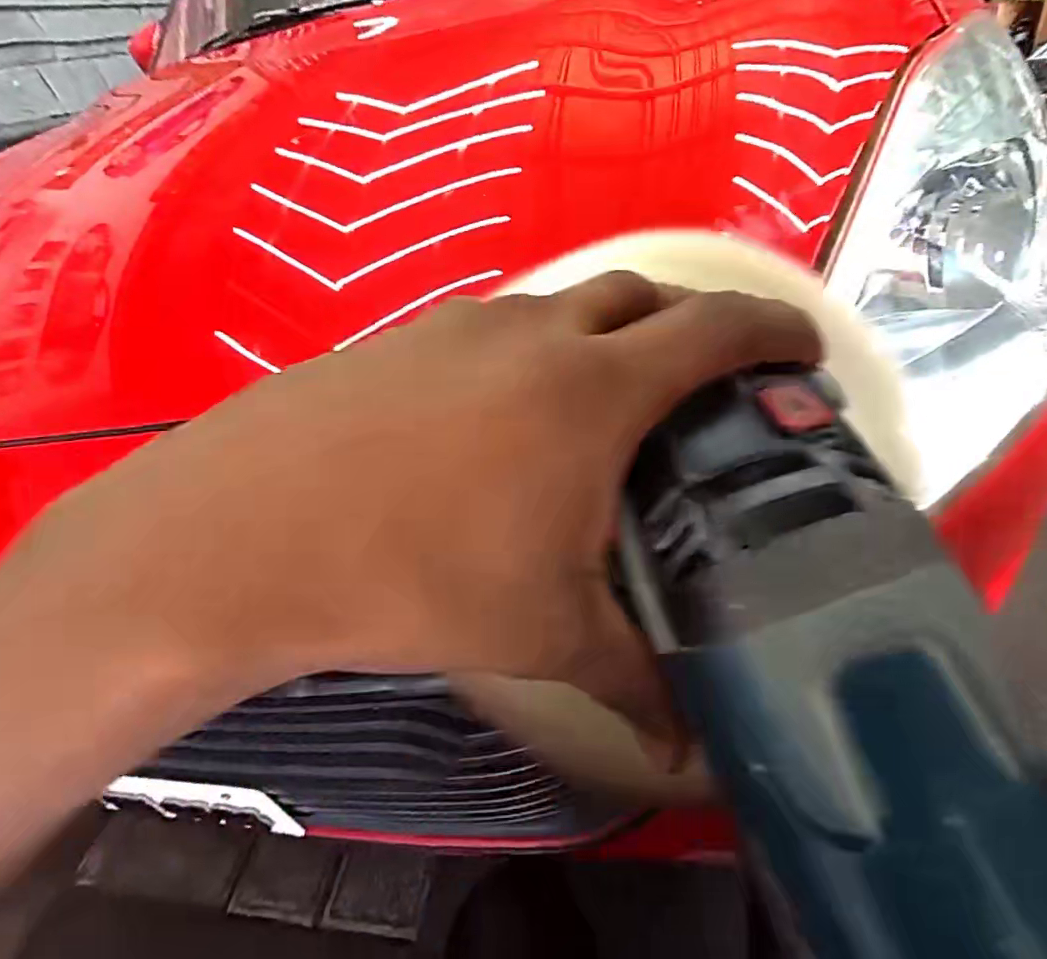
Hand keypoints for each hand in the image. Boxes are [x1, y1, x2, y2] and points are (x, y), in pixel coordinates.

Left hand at [0, 272, 821, 752]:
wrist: (243, 535)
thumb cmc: (415, 576)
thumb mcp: (543, 632)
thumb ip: (630, 680)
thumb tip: (685, 750)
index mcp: (595, 387)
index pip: (714, 330)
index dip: (772, 329)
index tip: (804, 347)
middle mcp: (539, 333)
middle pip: (646, 296)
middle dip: (695, 323)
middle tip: (714, 375)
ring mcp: (467, 323)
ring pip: (571, 305)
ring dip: (612, 333)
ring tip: (615, 399)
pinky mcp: (408, 335)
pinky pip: (504, 327)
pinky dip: (540, 351)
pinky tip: (515, 416)